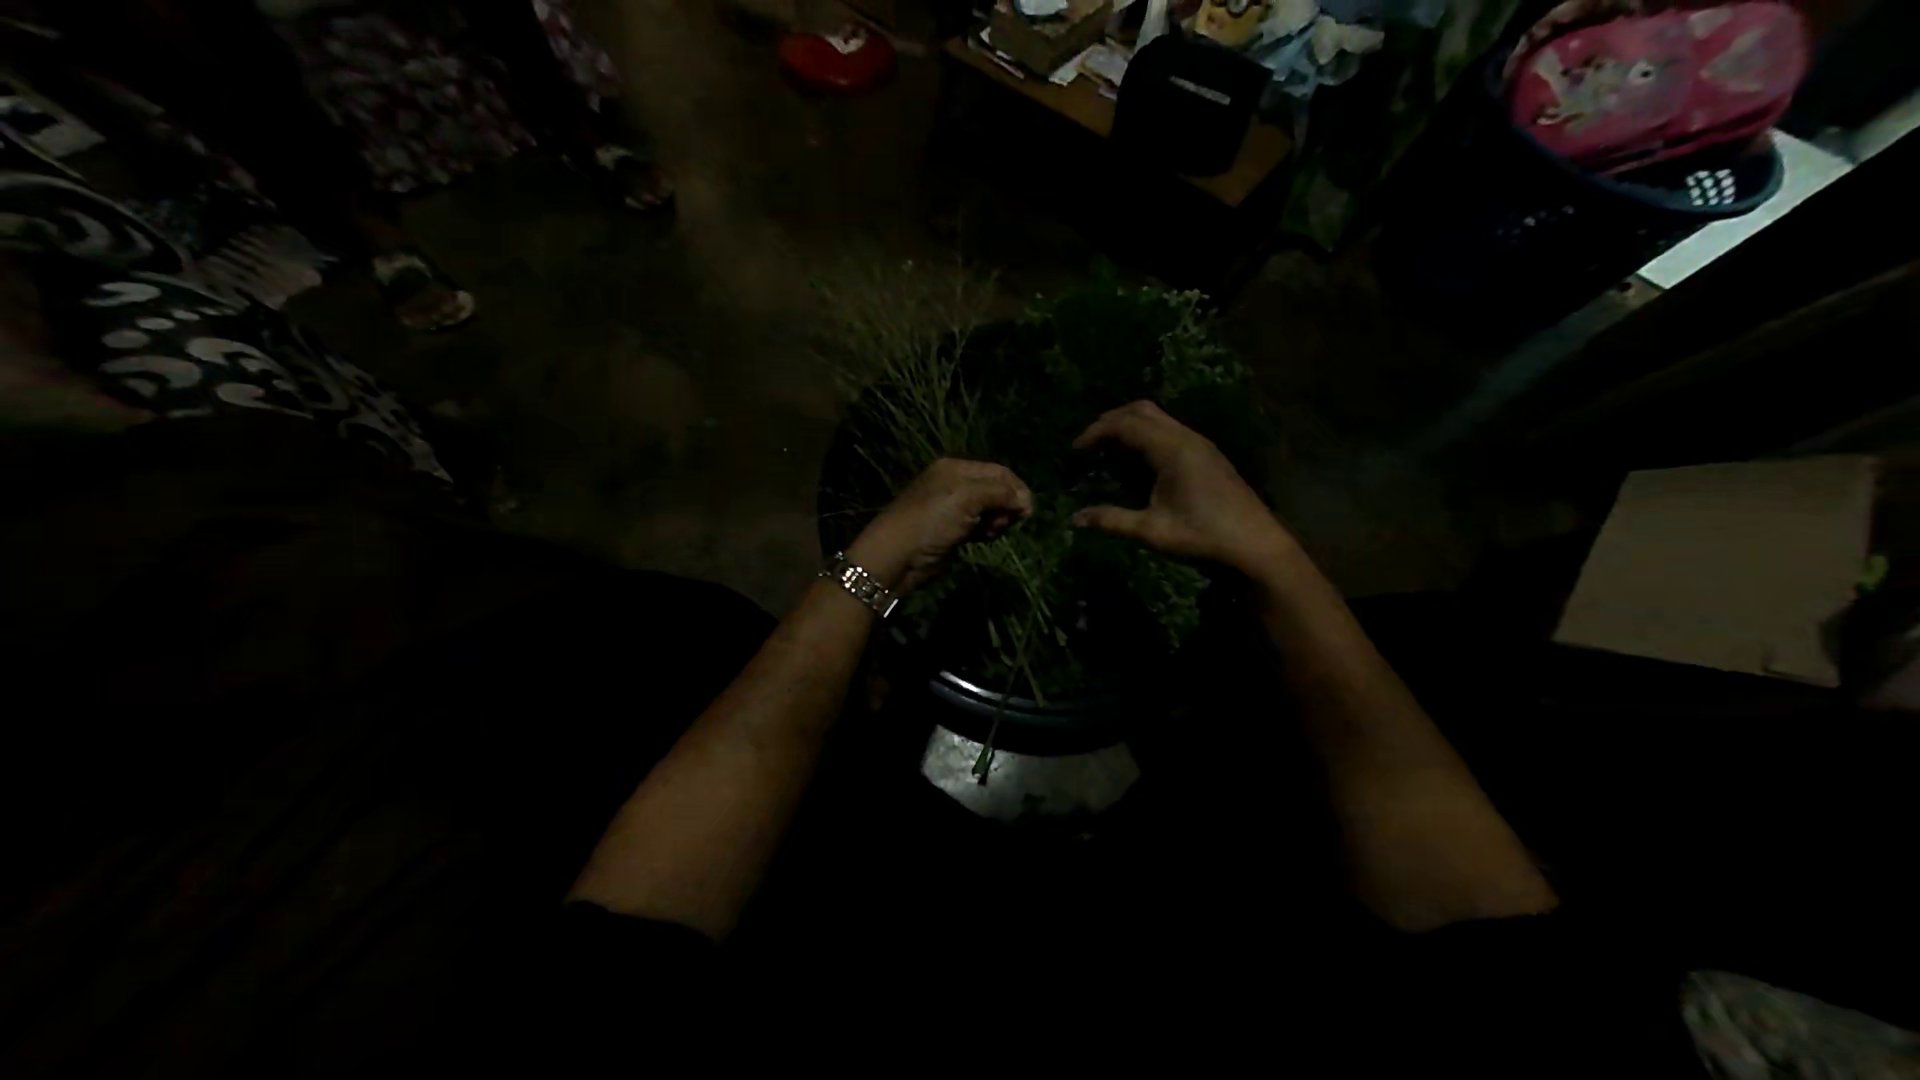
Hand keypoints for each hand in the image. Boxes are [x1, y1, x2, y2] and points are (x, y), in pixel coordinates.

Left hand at [846, 459, 1033, 595]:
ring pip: (990, 510)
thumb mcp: (967, 498)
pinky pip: (979, 525)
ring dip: (997, 520)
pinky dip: (986, 531)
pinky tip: (981, 539)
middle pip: (996, 490)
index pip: (999, 472)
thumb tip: (1025, 500)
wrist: (898, 555)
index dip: (1017, 489)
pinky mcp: (952, 530)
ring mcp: (953, 508)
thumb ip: (999, 494)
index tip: (1027, 511)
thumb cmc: (932, 520)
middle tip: (1003, 523)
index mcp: (956, 468)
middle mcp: (955, 484)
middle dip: (1006, 506)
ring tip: (990, 532)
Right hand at [1070, 400, 1293, 574]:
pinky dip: (1144, 432)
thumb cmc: (1203, 535)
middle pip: (1141, 410)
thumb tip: (1074, 519)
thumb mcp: (1152, 531)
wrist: (1255, 542)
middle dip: (1110, 420)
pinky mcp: (1205, 452)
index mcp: (1172, 450)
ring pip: (1157, 416)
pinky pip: (1168, 428)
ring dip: (1128, 424)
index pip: (1125, 424)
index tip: (1075, 449)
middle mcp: (1186, 437)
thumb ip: (1112, 520)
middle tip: (1088, 443)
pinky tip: (1136, 458)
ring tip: (1107, 448)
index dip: (1096, 431)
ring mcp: (1199, 442)